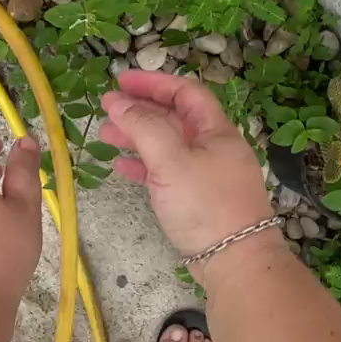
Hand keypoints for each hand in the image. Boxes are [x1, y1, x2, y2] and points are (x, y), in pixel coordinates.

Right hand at [99, 71, 275, 262]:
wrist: (235, 261)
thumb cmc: (206, 205)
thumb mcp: (171, 161)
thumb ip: (143, 127)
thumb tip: (118, 101)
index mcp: (216, 131)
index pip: (185, 92)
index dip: (153, 82)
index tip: (122, 80)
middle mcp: (213, 148)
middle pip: (174, 118)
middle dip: (140, 110)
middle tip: (107, 107)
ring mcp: (206, 174)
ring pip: (167, 146)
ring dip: (137, 137)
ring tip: (105, 135)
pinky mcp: (197, 199)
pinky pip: (167, 172)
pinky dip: (144, 166)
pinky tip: (121, 166)